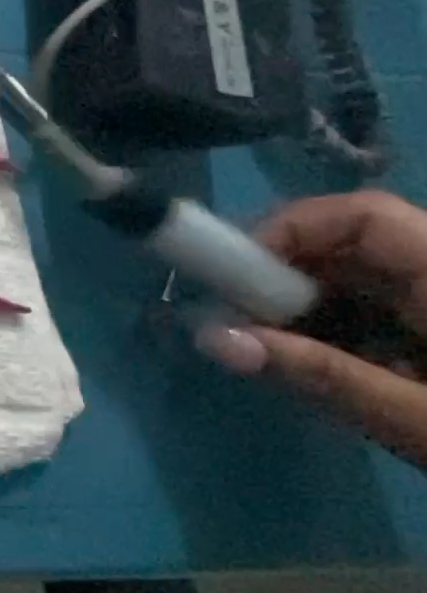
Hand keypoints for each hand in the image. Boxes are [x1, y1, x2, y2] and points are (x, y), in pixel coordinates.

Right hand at [196, 191, 426, 466]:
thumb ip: (322, 378)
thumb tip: (211, 339)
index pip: (362, 214)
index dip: (288, 229)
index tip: (234, 277)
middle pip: (351, 245)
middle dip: (282, 275)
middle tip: (236, 320)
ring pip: (358, 279)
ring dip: (301, 307)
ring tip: (274, 352)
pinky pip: (381, 310)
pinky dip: (336, 331)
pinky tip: (325, 370)